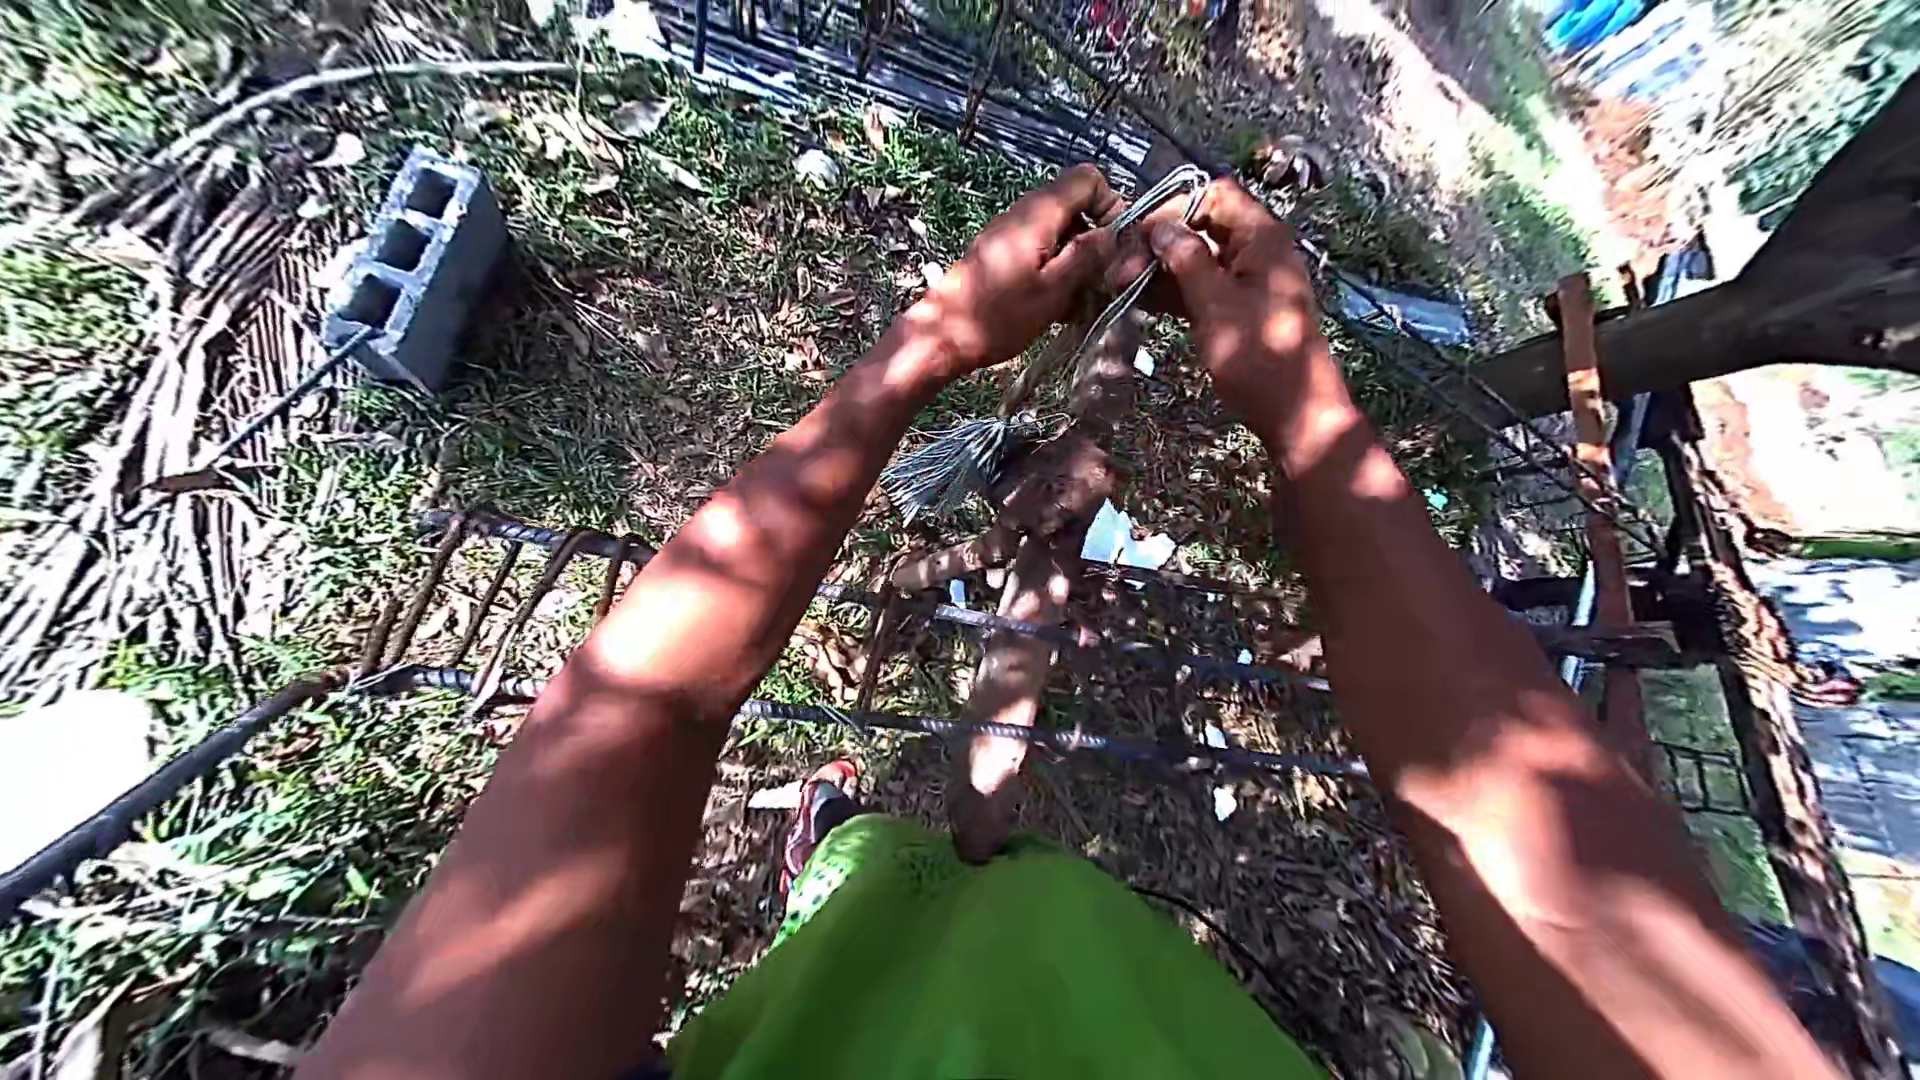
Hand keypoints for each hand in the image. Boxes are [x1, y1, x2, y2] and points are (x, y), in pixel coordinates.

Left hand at [903, 164, 1120, 377]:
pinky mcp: (997, 257)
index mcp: (1038, 214)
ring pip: (1056, 235)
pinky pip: (1036, 253)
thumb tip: (1113, 232)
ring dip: (1074, 263)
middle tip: (1100, 282)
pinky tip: (1055, 308)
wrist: (941, 339)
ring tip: (1078, 303)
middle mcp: (1022, 214)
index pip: (1088, 179)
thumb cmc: (997, 318)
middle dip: (1093, 241)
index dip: (1110, 205)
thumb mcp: (1052, 291)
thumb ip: (1085, 257)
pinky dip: (1052, 273)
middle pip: (1074, 208)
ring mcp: (1007, 235)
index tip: (1114, 245)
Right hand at [1126, 180, 1323, 423]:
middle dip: (1159, 245)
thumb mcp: (1217, 305)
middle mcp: (1254, 251)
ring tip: (1121, 287)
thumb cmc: (1258, 356)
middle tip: (1120, 272)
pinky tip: (1140, 300)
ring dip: (1159, 271)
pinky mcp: (1232, 310)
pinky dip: (1171, 293)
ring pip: (1194, 261)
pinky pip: (1198, 289)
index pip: (1214, 197)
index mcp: (1261, 238)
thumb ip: (1189, 261)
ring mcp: (1243, 282)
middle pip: (1200, 229)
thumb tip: (1160, 228)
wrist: (1292, 409)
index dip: (1173, 210)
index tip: (1136, 237)